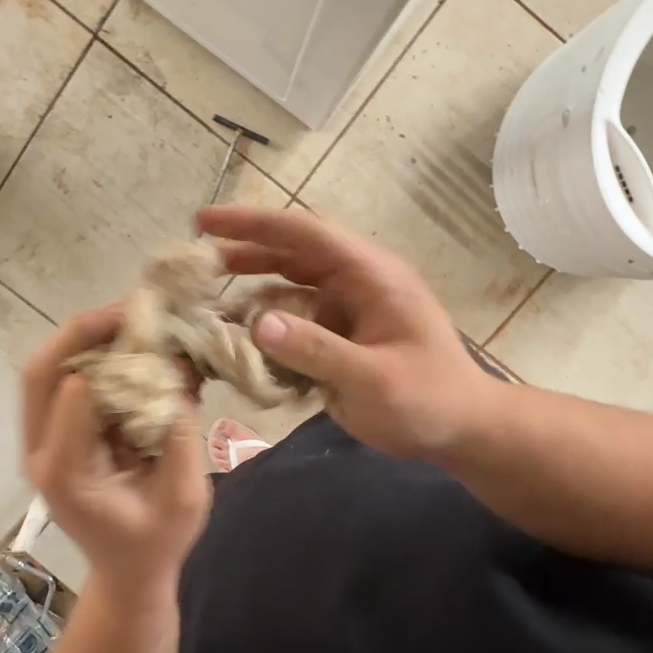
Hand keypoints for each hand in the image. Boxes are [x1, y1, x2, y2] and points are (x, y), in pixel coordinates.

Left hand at [22, 306, 210, 597]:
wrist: (126, 573)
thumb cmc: (156, 544)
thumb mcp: (184, 497)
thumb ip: (180, 434)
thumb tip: (177, 369)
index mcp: (68, 476)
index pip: (72, 400)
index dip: (108, 360)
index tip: (150, 336)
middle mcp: (41, 455)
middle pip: (41, 373)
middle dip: (83, 331)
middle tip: (131, 309)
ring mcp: (40, 444)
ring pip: (44, 371)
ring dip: (83, 338)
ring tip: (129, 319)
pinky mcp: (50, 436)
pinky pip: (58, 382)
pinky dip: (88, 356)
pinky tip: (124, 343)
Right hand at [198, 205, 501, 461]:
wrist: (460, 430)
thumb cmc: (428, 399)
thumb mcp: (373, 379)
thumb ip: (316, 350)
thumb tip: (255, 323)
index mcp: (370, 276)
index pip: (304, 235)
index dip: (252, 225)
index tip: (204, 222)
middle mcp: (353, 284)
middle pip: (290, 256)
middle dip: (242, 254)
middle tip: (192, 266)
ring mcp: (344, 312)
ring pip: (287, 290)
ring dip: (249, 295)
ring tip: (206, 306)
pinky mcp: (336, 340)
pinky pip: (293, 326)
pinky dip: (265, 332)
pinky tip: (237, 344)